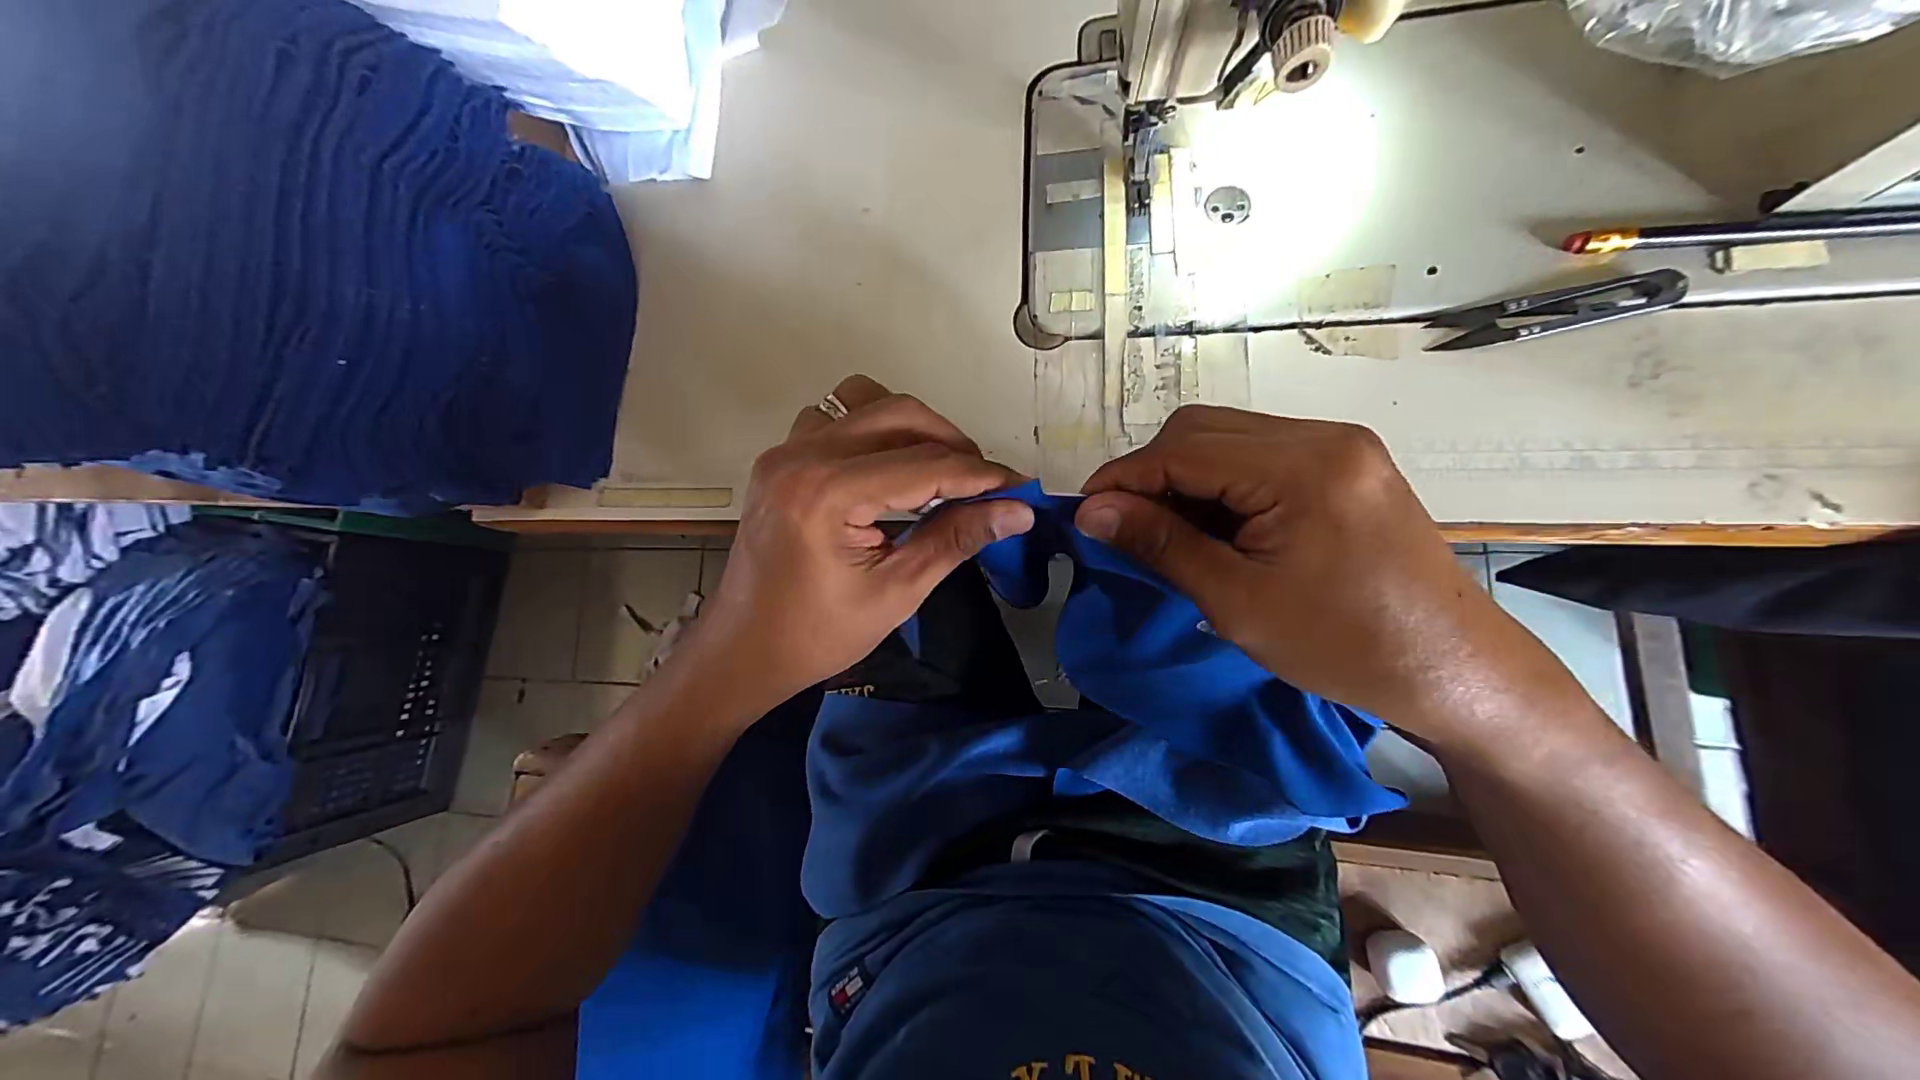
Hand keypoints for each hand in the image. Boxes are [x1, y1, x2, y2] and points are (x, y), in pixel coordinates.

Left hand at [687, 376, 1034, 710]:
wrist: (744, 651)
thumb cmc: (816, 635)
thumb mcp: (897, 592)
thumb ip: (957, 539)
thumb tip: (1016, 511)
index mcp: (828, 494)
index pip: (925, 464)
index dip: (981, 474)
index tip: (1018, 488)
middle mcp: (802, 456)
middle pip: (900, 414)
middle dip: (953, 443)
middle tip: (984, 484)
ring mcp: (784, 452)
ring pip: (866, 403)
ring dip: (912, 429)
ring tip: (938, 472)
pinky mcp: (779, 459)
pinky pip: (835, 419)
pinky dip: (871, 431)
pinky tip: (886, 470)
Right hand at [1074, 406, 1572, 740]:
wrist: (1453, 670)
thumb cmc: (1343, 647)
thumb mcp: (1237, 602)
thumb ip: (1161, 544)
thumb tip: (1091, 510)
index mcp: (1301, 467)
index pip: (1182, 450)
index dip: (1122, 478)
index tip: (1082, 514)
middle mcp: (1322, 437)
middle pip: (1203, 429)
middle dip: (1150, 473)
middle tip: (1122, 527)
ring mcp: (1339, 446)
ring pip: (1228, 437)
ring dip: (1183, 476)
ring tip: (1163, 531)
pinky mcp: (1345, 464)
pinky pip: (1259, 455)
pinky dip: (1220, 483)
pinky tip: (1211, 524)